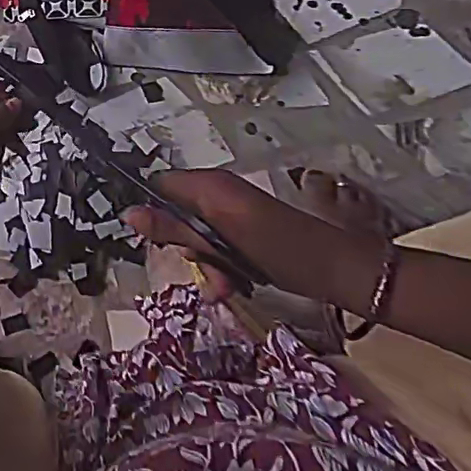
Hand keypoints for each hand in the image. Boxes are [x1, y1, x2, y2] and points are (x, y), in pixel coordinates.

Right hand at [121, 170, 382, 303]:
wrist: (344, 272)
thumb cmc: (283, 253)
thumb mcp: (221, 245)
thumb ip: (173, 228)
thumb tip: (126, 214)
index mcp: (208, 185)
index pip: (157, 185)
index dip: (151, 211)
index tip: (157, 241)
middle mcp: (215, 189)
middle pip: (174, 211)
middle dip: (184, 245)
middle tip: (201, 269)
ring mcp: (231, 207)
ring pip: (195, 232)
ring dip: (204, 261)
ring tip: (224, 286)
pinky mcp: (244, 225)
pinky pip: (215, 239)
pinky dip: (220, 261)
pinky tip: (233, 283)